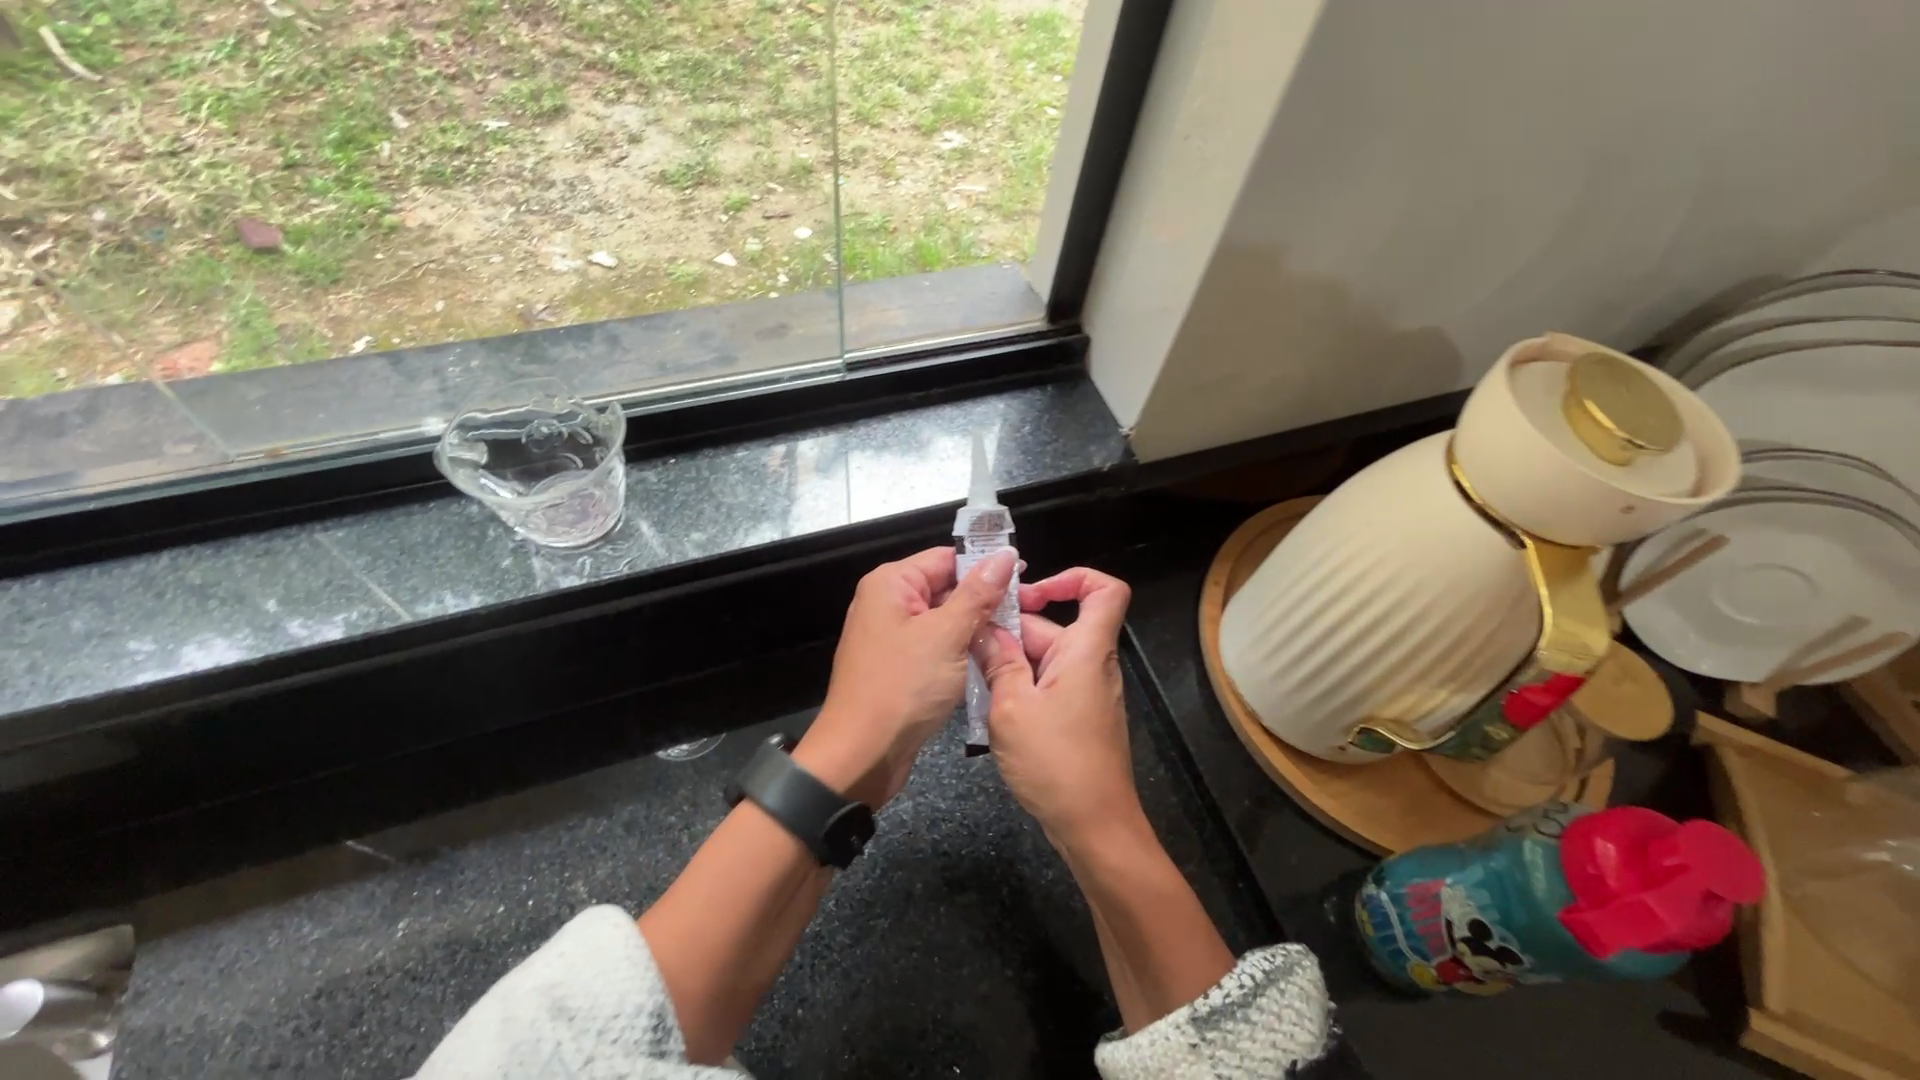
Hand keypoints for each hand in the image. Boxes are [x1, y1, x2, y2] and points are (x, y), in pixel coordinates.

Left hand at [795, 546, 1018, 807]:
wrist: (860, 755)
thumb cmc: (901, 688)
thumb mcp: (946, 635)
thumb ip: (978, 594)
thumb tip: (1005, 555)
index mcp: (891, 584)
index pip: (947, 558)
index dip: (985, 565)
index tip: (1026, 579)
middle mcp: (888, 604)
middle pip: (947, 588)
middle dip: (985, 602)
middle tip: (1028, 615)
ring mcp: (893, 638)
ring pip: (946, 622)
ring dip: (977, 631)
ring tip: (1016, 640)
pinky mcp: (900, 668)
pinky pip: (938, 649)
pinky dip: (962, 654)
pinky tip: (991, 664)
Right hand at [971, 567, 1139, 846]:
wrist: (1095, 826)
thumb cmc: (1056, 763)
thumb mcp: (1012, 708)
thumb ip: (998, 662)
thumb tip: (984, 629)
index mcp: (1086, 651)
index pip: (1104, 590)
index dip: (1071, 577)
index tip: (1028, 592)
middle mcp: (1091, 665)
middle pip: (1055, 626)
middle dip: (1011, 631)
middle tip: (968, 645)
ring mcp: (1086, 693)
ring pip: (1045, 659)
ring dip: (1009, 663)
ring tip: (971, 678)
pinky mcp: (1078, 718)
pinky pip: (1047, 685)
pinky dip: (1018, 687)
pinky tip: (987, 707)